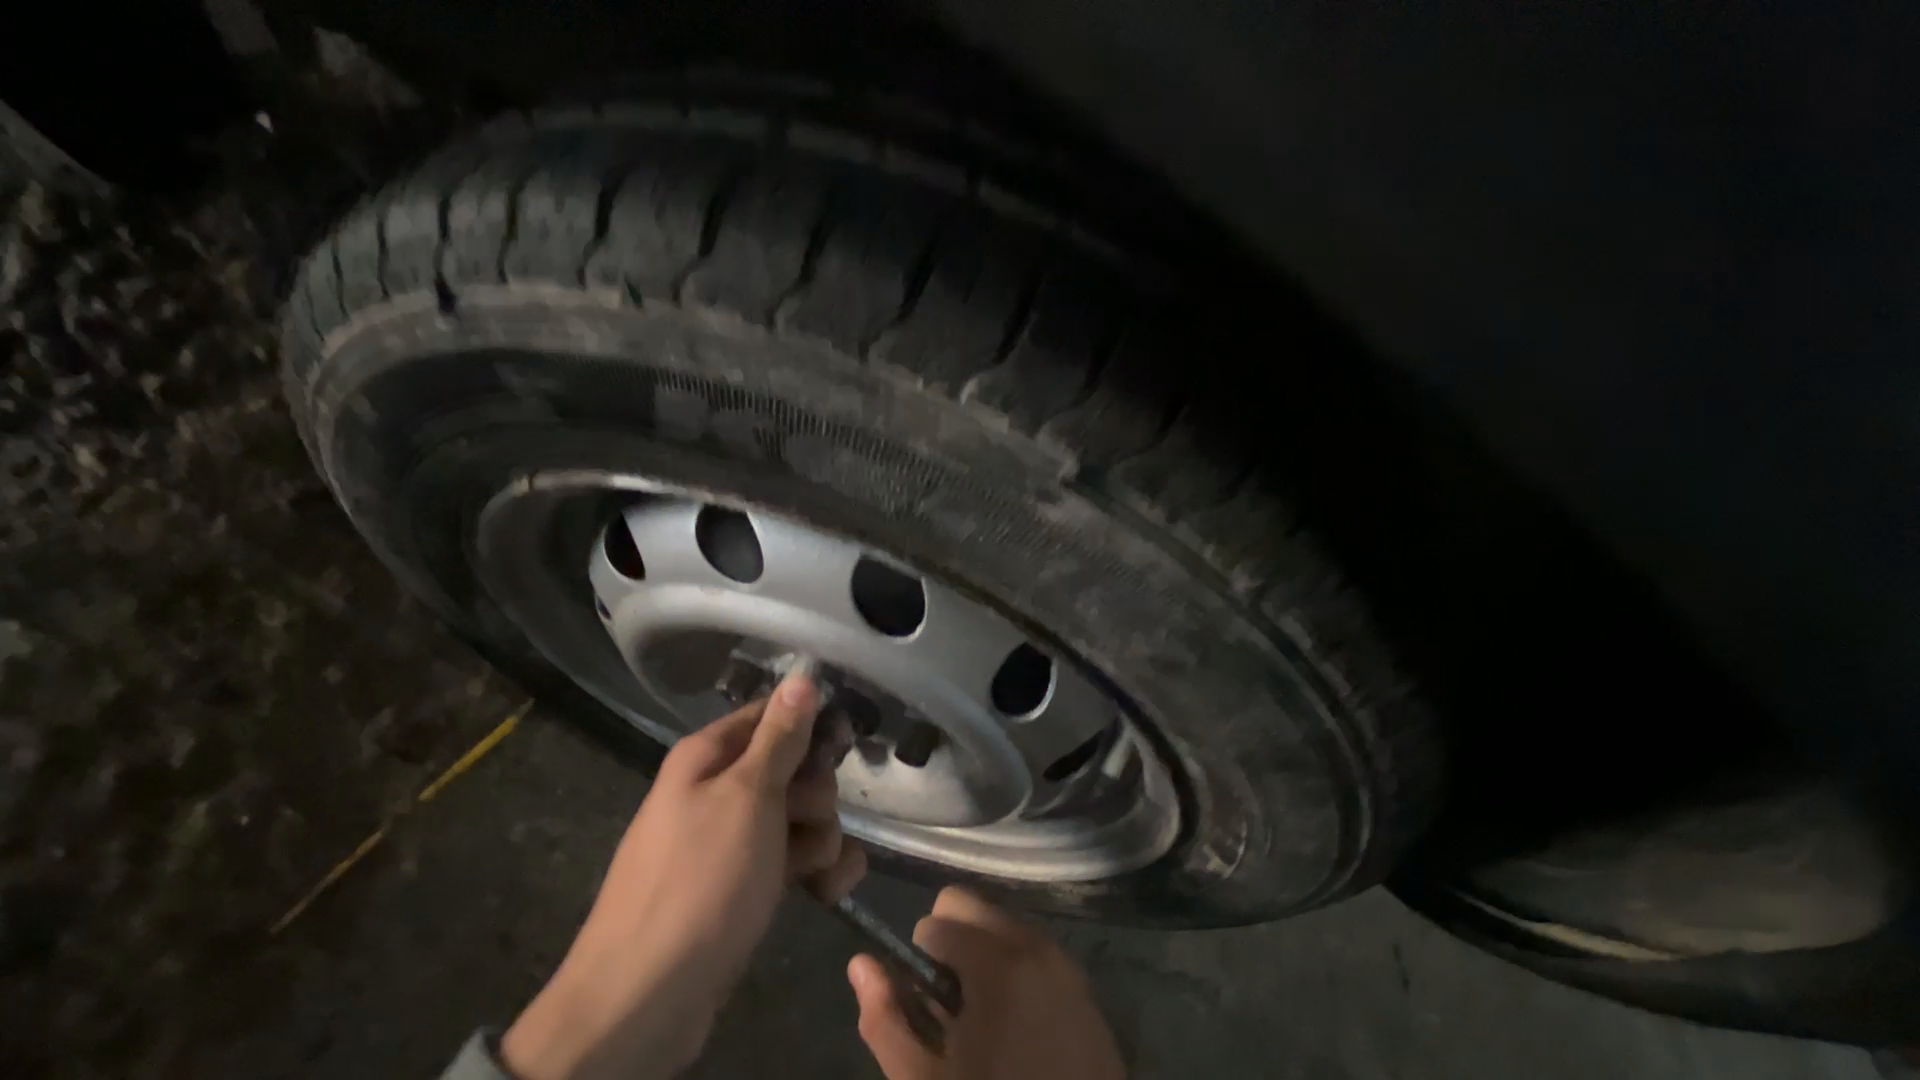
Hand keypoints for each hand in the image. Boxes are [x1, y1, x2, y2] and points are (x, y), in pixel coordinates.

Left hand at [502, 670, 865, 1079]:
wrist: (649, 994)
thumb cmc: (701, 880)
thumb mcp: (747, 797)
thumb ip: (780, 738)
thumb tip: (801, 676)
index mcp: (709, 756)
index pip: (772, 714)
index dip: (812, 724)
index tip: (844, 745)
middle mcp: (718, 790)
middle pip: (793, 767)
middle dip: (817, 794)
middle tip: (806, 819)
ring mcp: (731, 840)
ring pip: (800, 817)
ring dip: (821, 838)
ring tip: (812, 871)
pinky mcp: (743, 884)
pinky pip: (792, 859)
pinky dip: (816, 871)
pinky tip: (826, 893)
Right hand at [850, 887, 1124, 1079]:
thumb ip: (886, 1018)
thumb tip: (860, 964)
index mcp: (997, 963)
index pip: (936, 920)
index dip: (918, 960)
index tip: (925, 1005)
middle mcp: (1037, 947)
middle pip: (973, 908)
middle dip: (951, 944)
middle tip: (950, 1008)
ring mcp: (1068, 965)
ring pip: (1005, 926)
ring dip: (984, 956)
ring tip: (983, 1022)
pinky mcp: (1087, 989)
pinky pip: (1036, 953)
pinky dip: (1016, 971)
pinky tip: (1016, 1029)